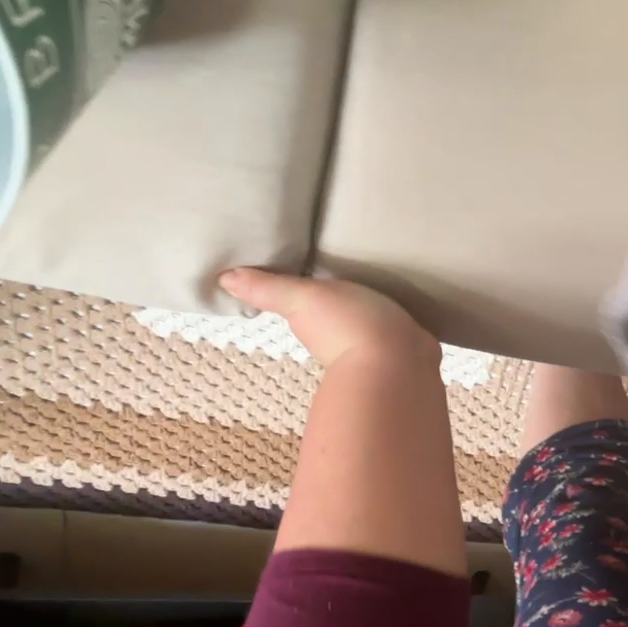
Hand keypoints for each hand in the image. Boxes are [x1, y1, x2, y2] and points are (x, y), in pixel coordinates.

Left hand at [218, 267, 437, 368]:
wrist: (397, 362)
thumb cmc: (347, 325)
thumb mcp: (304, 297)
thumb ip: (270, 288)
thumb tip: (223, 278)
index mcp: (310, 320)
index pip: (300, 300)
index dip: (299, 287)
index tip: (305, 265)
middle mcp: (337, 333)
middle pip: (332, 309)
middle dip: (335, 294)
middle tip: (343, 264)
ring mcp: (372, 339)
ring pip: (364, 316)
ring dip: (367, 304)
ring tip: (379, 276)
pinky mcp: (401, 341)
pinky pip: (393, 323)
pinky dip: (394, 314)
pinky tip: (404, 299)